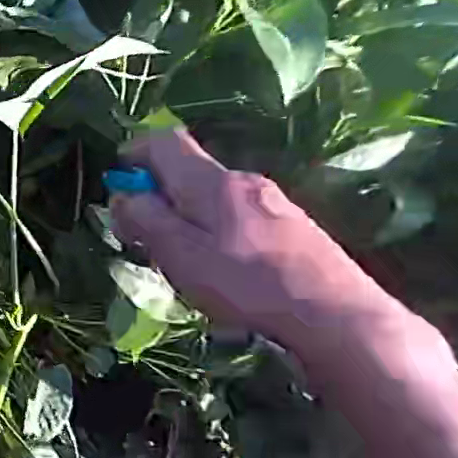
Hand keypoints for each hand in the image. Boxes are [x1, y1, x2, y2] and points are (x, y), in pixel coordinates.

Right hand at [107, 129, 407, 363]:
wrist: (339, 317)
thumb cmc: (245, 283)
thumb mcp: (177, 252)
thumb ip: (143, 218)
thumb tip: (123, 194)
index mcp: (210, 180)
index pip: (164, 141)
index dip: (134, 152)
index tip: (119, 183)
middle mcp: (243, 179)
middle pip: (187, 171)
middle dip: (156, 194)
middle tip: (141, 234)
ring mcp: (273, 202)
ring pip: (211, 197)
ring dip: (185, 216)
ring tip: (181, 259)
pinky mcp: (293, 228)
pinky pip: (236, 216)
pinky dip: (214, 231)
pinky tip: (222, 269)